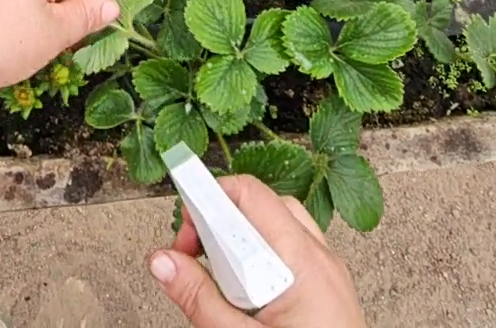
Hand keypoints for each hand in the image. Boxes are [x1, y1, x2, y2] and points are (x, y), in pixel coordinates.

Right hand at [148, 175, 365, 326]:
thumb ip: (199, 298)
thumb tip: (164, 262)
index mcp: (303, 264)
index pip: (249, 196)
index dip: (209, 199)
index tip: (182, 217)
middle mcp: (321, 261)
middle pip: (261, 206)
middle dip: (220, 220)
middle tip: (193, 252)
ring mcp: (330, 277)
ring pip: (278, 228)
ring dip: (241, 241)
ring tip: (219, 275)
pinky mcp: (331, 295)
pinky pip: (292, 254)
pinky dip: (261, 259)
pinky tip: (247, 292)